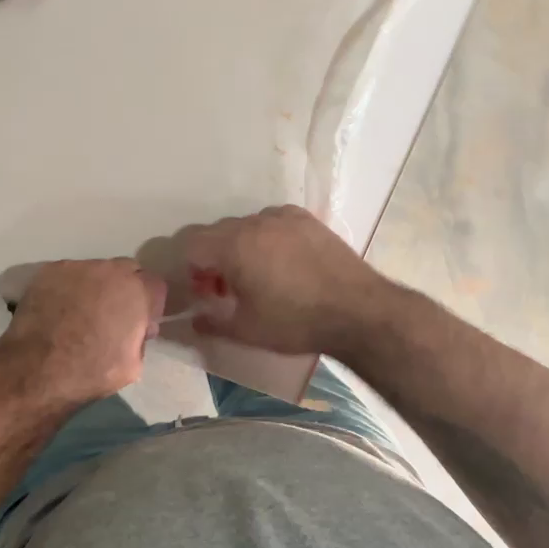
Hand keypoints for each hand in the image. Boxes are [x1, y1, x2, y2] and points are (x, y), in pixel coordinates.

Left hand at [0, 259, 166, 406]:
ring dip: (96, 287)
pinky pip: (69, 275)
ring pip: (96, 271)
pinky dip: (69, 288)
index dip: (150, 305)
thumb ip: (140, 338)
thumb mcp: (133, 365)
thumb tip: (135, 328)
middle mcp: (110, 270)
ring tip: (81, 313)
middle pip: (127, 271)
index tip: (140, 323)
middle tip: (113, 315)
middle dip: (125, 290)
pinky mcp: (49, 271)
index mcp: (137, 292)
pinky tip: (60, 309)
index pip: (156, 286)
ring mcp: (77, 267)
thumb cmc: (91, 372)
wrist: (36, 369)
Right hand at [181, 206, 391, 356]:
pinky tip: (284, 263)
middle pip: (217, 233)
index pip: (191, 244)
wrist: (357, 311)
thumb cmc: (295, 322)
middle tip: (227, 289)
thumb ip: (212, 322)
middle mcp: (255, 222)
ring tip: (258, 276)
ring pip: (246, 225)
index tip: (203, 292)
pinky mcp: (308, 220)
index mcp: (233, 245)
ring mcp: (284, 217)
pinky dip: (268, 238)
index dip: (190, 269)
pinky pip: (274, 222)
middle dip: (214, 258)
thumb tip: (193, 320)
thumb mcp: (246, 330)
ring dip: (241, 247)